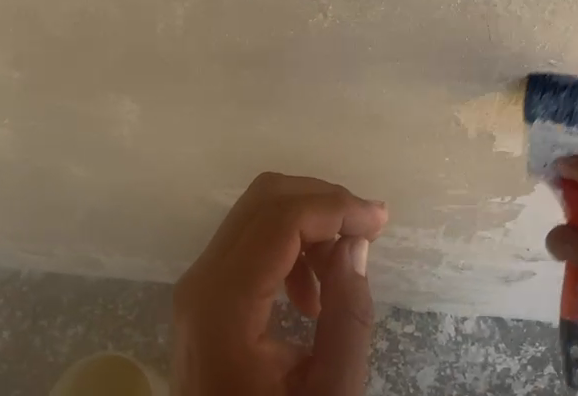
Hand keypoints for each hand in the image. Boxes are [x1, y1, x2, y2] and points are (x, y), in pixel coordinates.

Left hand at [173, 172, 388, 395]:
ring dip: (308, 225)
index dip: (335, 207)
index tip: (381, 221)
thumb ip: (346, 317)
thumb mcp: (329, 394)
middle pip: (264, 200)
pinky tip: (312, 294)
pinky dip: (288, 246)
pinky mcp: (202, 294)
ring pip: (256, 214)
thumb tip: (354, 243)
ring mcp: (196, 285)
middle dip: (323, 204)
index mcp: (222, 306)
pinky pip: (248, 241)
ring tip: (341, 276)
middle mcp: (200, 281)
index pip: (280, 220)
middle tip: (367, 233)